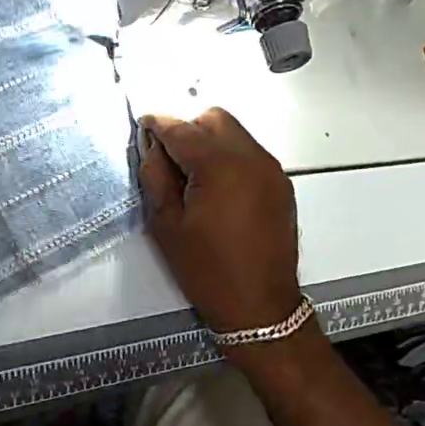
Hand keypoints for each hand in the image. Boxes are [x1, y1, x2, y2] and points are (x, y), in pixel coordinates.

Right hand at [138, 108, 303, 337]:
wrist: (260, 306)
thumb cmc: (207, 269)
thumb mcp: (167, 224)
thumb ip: (156, 176)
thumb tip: (152, 148)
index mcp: (220, 166)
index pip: (182, 129)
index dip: (158, 123)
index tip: (143, 122)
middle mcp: (251, 158)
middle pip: (213, 119)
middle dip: (187, 128)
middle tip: (169, 157)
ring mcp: (271, 170)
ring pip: (235, 133)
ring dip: (209, 141)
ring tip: (193, 176)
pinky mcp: (281, 184)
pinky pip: (250, 153)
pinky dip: (229, 157)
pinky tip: (217, 188)